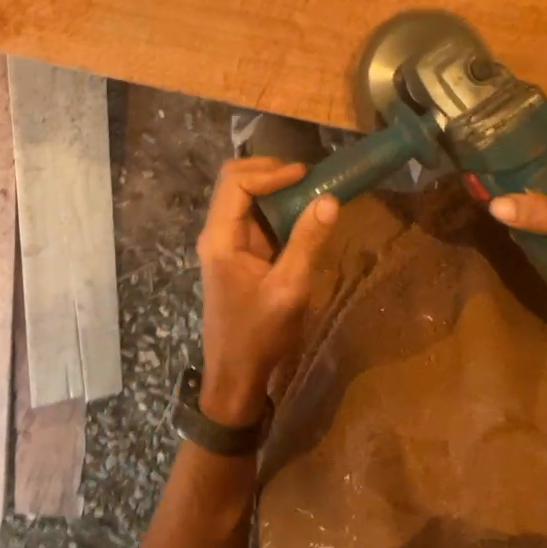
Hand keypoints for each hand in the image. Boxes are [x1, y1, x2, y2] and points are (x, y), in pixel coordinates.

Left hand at [194, 158, 339, 427]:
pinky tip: (300, 212)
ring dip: (273, 187)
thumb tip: (330, 199)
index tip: (305, 175)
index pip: (236, 182)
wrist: (235, 375)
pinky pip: (253, 216)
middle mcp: (216, 232)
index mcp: (220, 237)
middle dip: (270, 172)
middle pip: (234, 181)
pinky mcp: (237, 253)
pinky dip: (275, 207)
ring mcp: (225, 242)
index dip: (270, 172)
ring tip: (308, 189)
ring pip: (243, 196)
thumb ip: (307, 242)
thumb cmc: (258, 335)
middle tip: (307, 178)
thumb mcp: (289, 289)